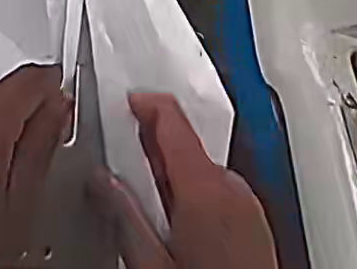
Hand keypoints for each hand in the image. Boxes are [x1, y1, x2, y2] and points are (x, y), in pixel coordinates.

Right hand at [88, 92, 277, 268]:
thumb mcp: (150, 261)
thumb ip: (124, 212)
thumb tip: (101, 181)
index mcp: (203, 184)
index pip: (171, 116)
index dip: (144, 102)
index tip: (126, 102)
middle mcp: (231, 186)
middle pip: (186, 143)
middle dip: (154, 149)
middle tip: (126, 164)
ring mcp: (247, 204)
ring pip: (202, 170)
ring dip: (176, 176)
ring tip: (152, 207)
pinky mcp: (255, 222)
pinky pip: (221, 191)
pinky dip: (198, 195)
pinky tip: (182, 226)